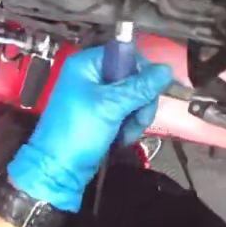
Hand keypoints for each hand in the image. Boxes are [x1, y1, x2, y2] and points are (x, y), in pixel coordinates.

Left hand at [6, 45, 174, 211]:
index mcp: (88, 64)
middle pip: (135, 76)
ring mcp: (99, 95)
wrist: (57, 172)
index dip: (142, 72)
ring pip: (136, 96)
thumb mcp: (111, 106)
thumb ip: (140, 87)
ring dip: (137, 116)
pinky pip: (129, 110)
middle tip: (138, 118)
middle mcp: (93, 75)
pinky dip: (130, 124)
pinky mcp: (104, 113)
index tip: (149, 91)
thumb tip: (167, 69)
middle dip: (141, 100)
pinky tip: (123, 137)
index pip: (127, 55)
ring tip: (127, 133)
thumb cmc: (78, 132)